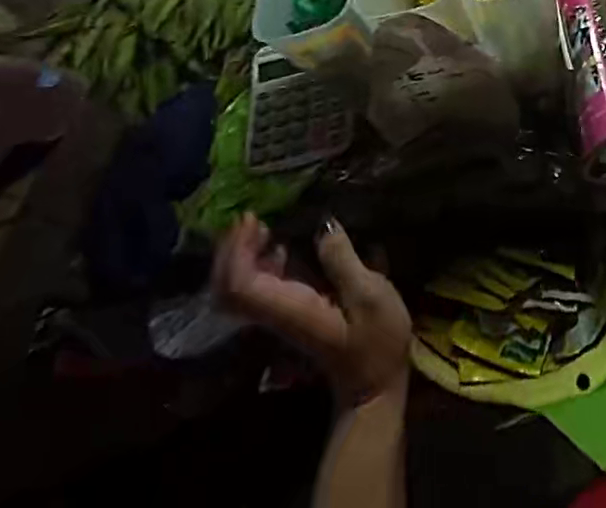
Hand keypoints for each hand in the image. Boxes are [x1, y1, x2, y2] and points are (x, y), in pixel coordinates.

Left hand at [213, 213, 412, 405]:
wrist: (373, 388)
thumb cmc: (377, 343)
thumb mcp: (370, 297)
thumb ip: (343, 261)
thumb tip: (324, 226)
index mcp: (290, 307)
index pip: (240, 285)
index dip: (236, 250)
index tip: (252, 218)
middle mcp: (275, 312)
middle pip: (227, 286)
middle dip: (232, 248)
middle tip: (252, 218)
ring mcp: (279, 314)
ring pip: (238, 286)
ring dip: (242, 253)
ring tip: (263, 226)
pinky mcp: (289, 312)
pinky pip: (256, 286)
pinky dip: (257, 262)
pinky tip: (279, 247)